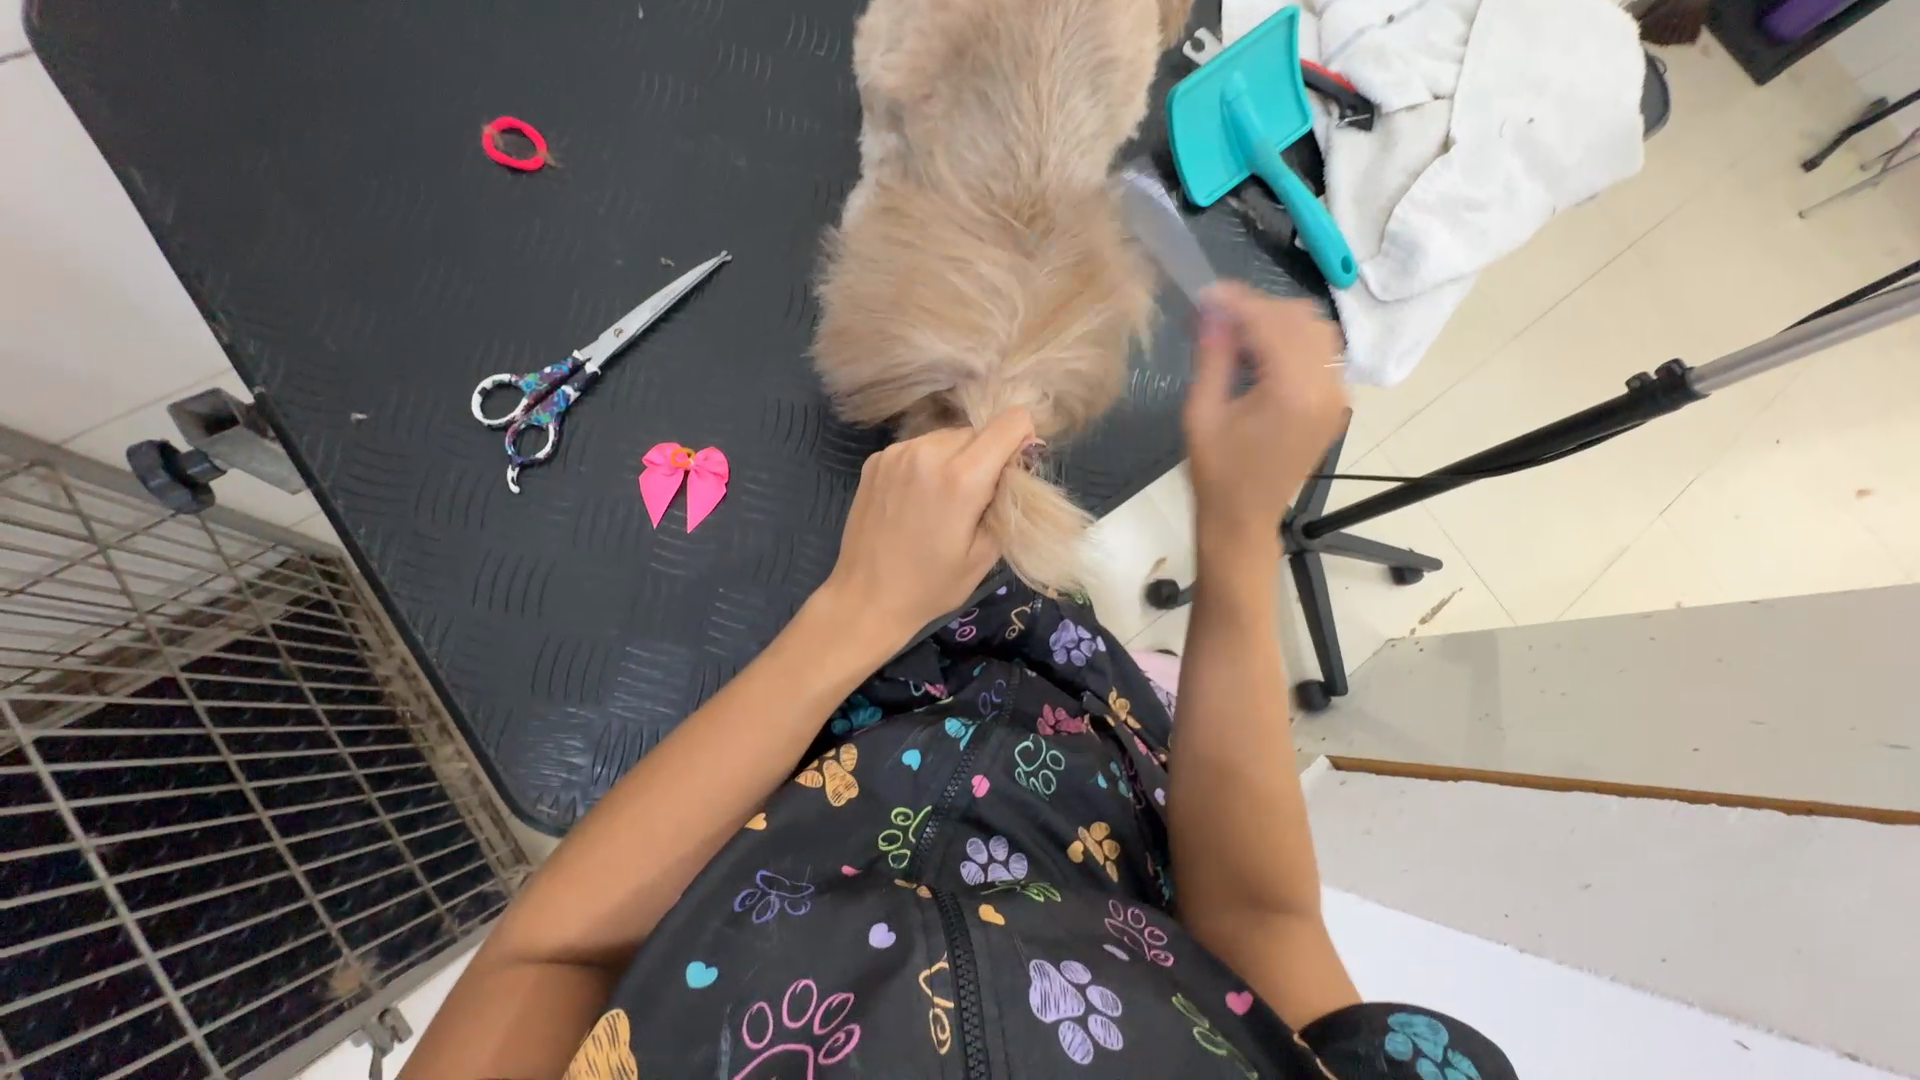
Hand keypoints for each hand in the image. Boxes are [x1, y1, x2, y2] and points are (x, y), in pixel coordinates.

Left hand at [816, 409, 1036, 650]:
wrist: (867, 597)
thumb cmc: (931, 585)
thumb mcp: (985, 553)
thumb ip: (1007, 501)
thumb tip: (1020, 463)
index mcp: (961, 478)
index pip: (1010, 422)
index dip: (1022, 440)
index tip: (1014, 470)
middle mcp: (927, 453)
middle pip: (977, 432)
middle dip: (987, 457)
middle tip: (976, 500)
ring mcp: (897, 453)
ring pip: (947, 436)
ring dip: (956, 458)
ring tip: (943, 500)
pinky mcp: (876, 459)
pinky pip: (918, 447)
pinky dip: (927, 463)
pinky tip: (918, 498)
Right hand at [1184, 282, 1347, 550]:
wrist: (1244, 519)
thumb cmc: (1216, 473)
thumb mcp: (1201, 413)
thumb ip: (1213, 357)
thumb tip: (1212, 310)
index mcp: (1290, 392)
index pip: (1270, 322)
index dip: (1237, 302)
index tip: (1207, 295)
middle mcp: (1324, 388)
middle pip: (1300, 318)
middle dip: (1259, 308)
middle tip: (1219, 316)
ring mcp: (1336, 397)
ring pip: (1318, 331)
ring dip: (1280, 322)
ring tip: (1240, 334)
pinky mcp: (1335, 405)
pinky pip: (1323, 355)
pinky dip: (1295, 342)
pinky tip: (1263, 355)